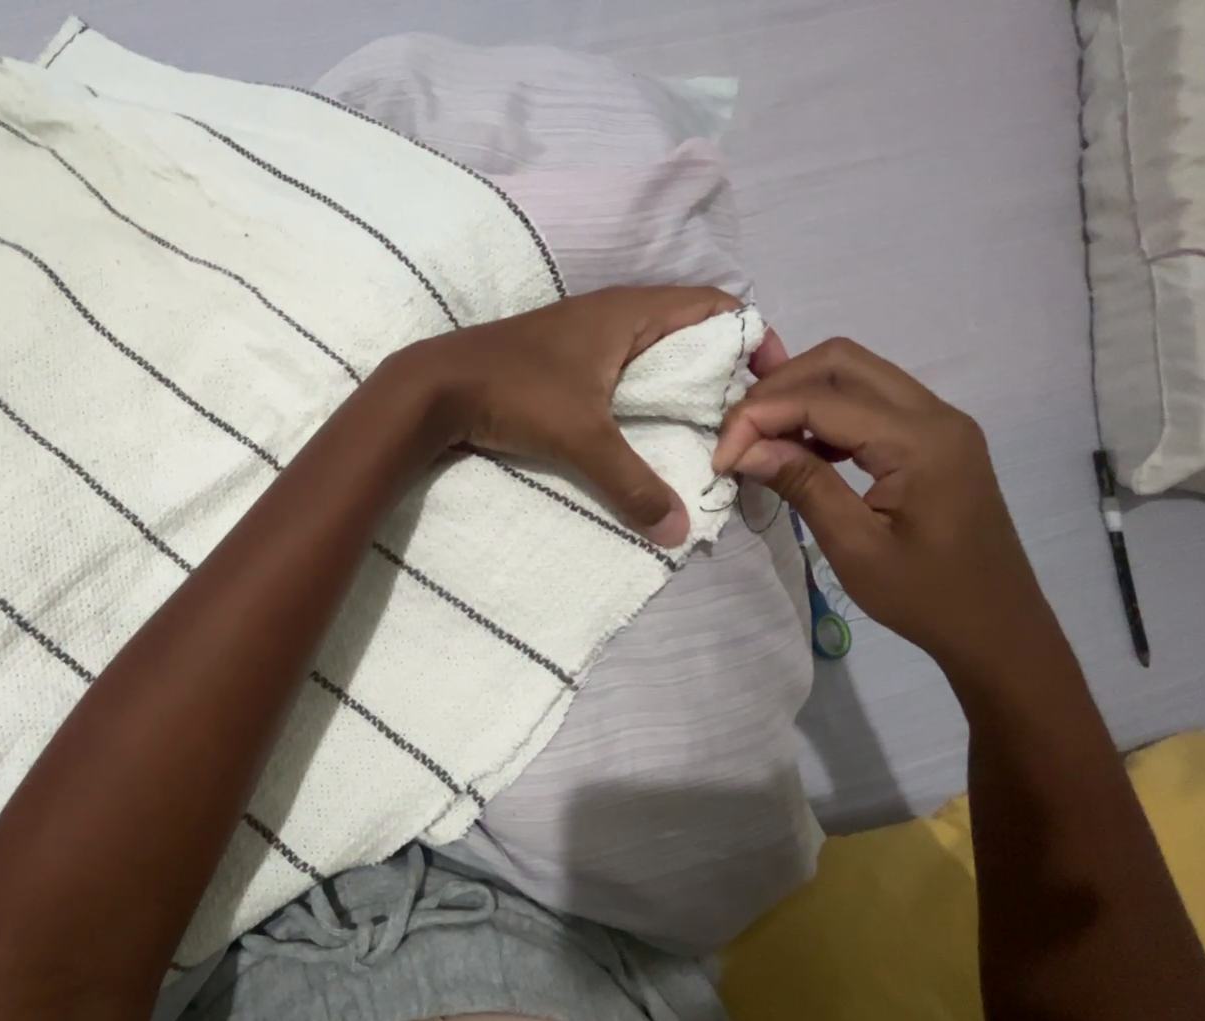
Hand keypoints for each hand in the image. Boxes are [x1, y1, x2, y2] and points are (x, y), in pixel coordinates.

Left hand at [387, 286, 755, 546]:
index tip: (772, 384)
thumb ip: (631, 482)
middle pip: (689, 331)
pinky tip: (643, 431)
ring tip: (701, 432)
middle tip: (741, 420)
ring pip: (651, 352)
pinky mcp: (561, 359)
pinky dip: (640, 393)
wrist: (433, 388)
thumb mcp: (579, 438)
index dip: (753, 338)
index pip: (716, 306)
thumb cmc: (513, 392)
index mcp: (630, 312)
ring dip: (677, 384)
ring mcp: (583, 334)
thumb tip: (678, 529)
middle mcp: (611, 313)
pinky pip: (620, 368)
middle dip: (719, 371)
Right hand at [710, 337, 1049, 667]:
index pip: (822, 398)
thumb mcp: (854, 547)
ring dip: (799, 394)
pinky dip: (824, 410)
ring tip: (759, 438)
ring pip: (854, 373)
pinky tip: (800, 448)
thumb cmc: (926, 596)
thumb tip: (745, 448)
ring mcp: (938, 422)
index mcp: (920, 441)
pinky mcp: (932, 438)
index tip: (720, 458)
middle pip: (841, 361)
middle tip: (737, 434)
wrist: (997, 627)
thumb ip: (803, 485)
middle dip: (777, 387)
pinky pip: (869, 399)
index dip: (759, 417)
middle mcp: (934, 414)